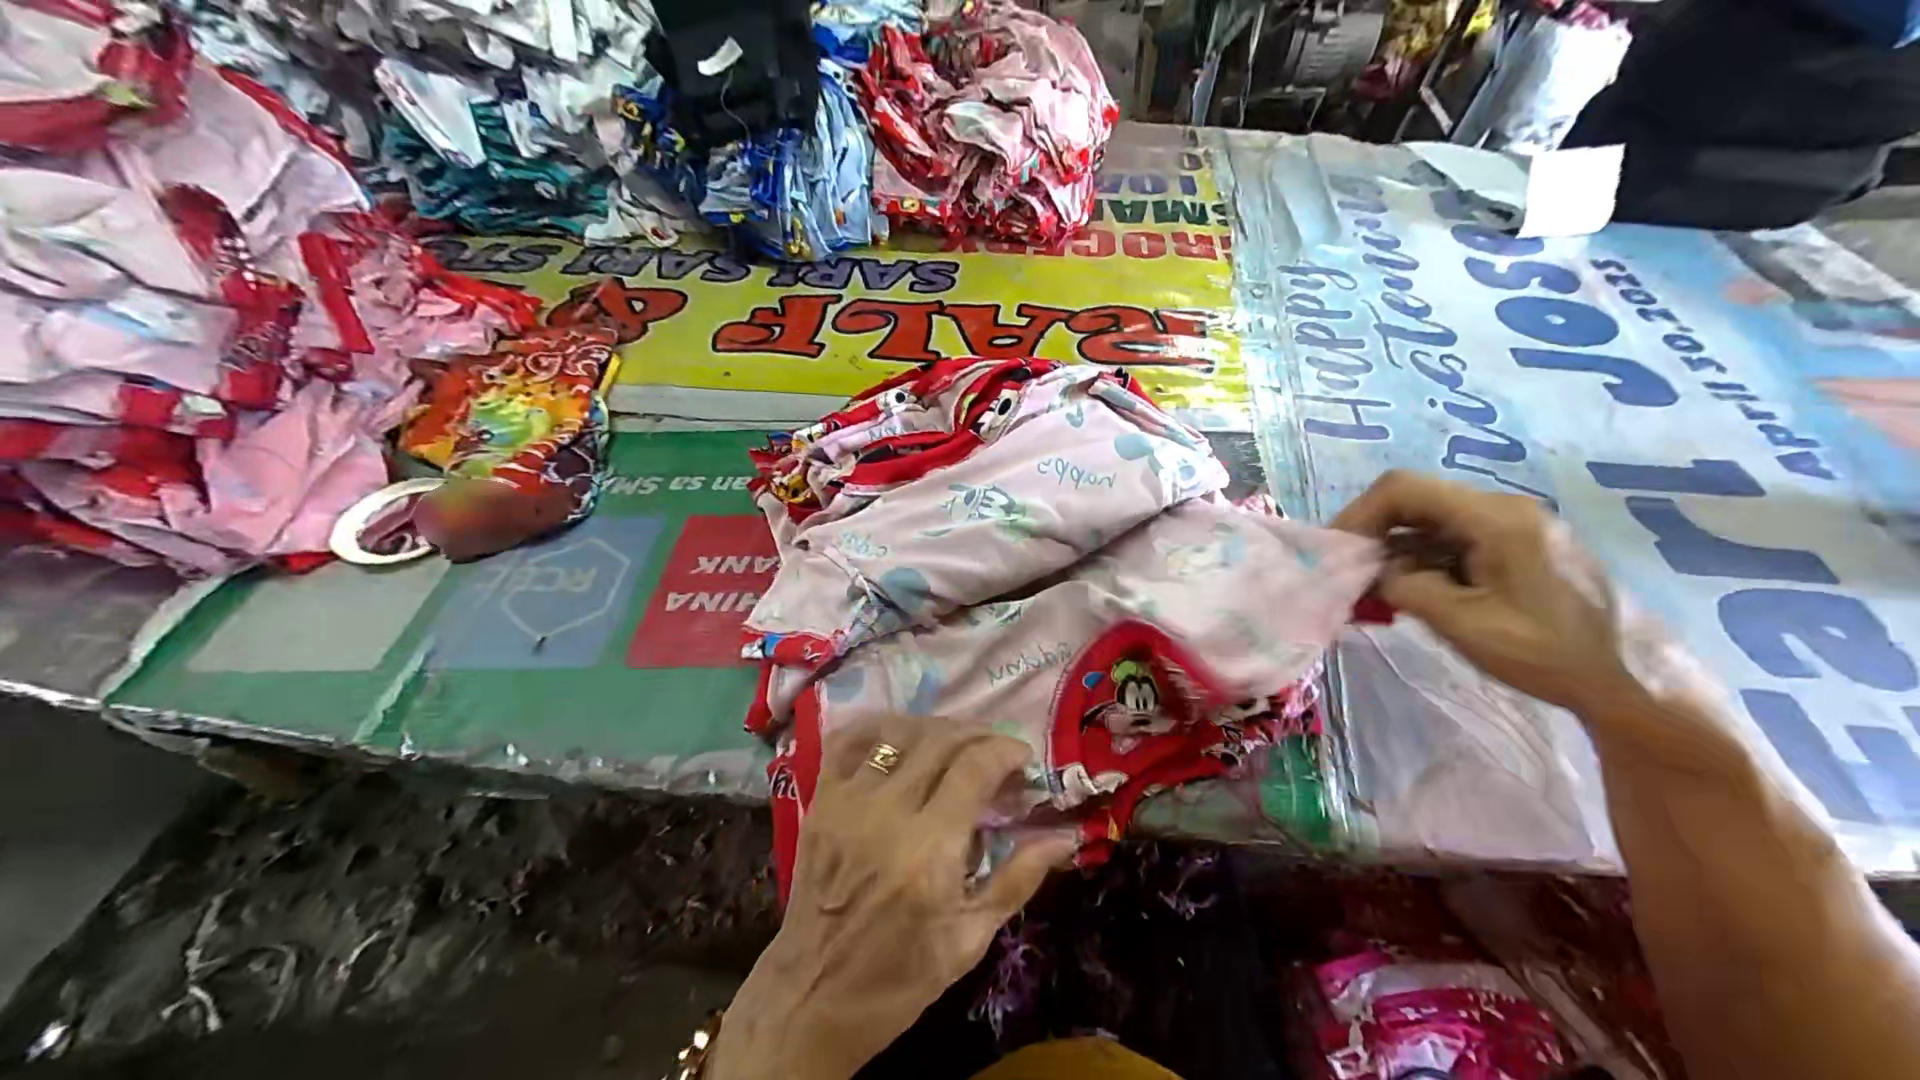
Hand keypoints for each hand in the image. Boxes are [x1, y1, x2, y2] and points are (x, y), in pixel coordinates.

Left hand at [708, 717, 1076, 1079]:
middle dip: (978, 735)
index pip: (974, 767)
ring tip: (954, 746)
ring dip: (935, 729)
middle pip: (940, 740)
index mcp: (929, 851)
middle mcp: (886, 814)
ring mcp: (847, 803)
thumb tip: (1065, 836)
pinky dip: (878, 728)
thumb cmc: (900, 977)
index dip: (1005, 750)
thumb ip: (1019, 878)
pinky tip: (900, 738)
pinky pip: (847, 742)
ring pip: (897, 732)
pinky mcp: (820, 803)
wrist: (814, 996)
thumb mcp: (971, 938)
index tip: (1022, 759)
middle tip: (995, 752)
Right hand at [1332, 470, 1635, 715]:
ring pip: (1429, 520)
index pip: (1404, 489)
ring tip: (1374, 590)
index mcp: (1496, 519)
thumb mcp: (1464, 625)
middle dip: (1372, 533)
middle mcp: (1504, 508)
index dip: (1359, 513)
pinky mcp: (1515, 544)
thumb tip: (1373, 574)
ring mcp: (1512, 524)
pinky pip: (1451, 538)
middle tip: (1348, 572)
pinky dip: (1419, 559)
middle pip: (1415, 500)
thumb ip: (1406, 589)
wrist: (1634, 681)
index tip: (1336, 551)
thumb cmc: (1550, 653)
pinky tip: (1410, 592)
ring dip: (1394, 549)